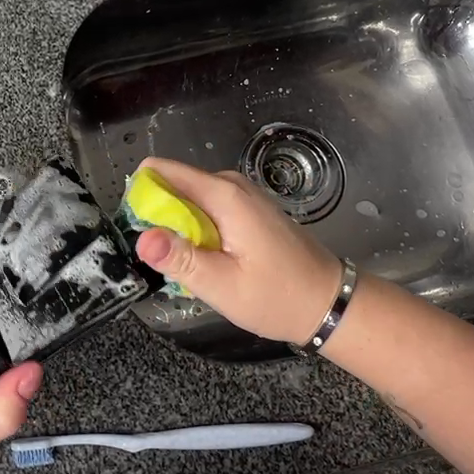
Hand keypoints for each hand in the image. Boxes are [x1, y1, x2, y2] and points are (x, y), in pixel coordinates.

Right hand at [131, 157, 344, 345]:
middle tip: (169, 262)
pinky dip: (197, 233)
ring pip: (186, 200)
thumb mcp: (222, 286)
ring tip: (191, 265)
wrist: (330, 304)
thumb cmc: (278, 296)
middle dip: (159, 219)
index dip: (142, 198)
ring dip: (178, 230)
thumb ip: (180, 259)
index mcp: (223, 194)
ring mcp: (239, 195)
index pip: (160, 170)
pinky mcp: (245, 208)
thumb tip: (142, 239)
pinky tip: (211, 262)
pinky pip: (204, 209)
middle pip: (171, 185)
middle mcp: (229, 185)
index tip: (142, 234)